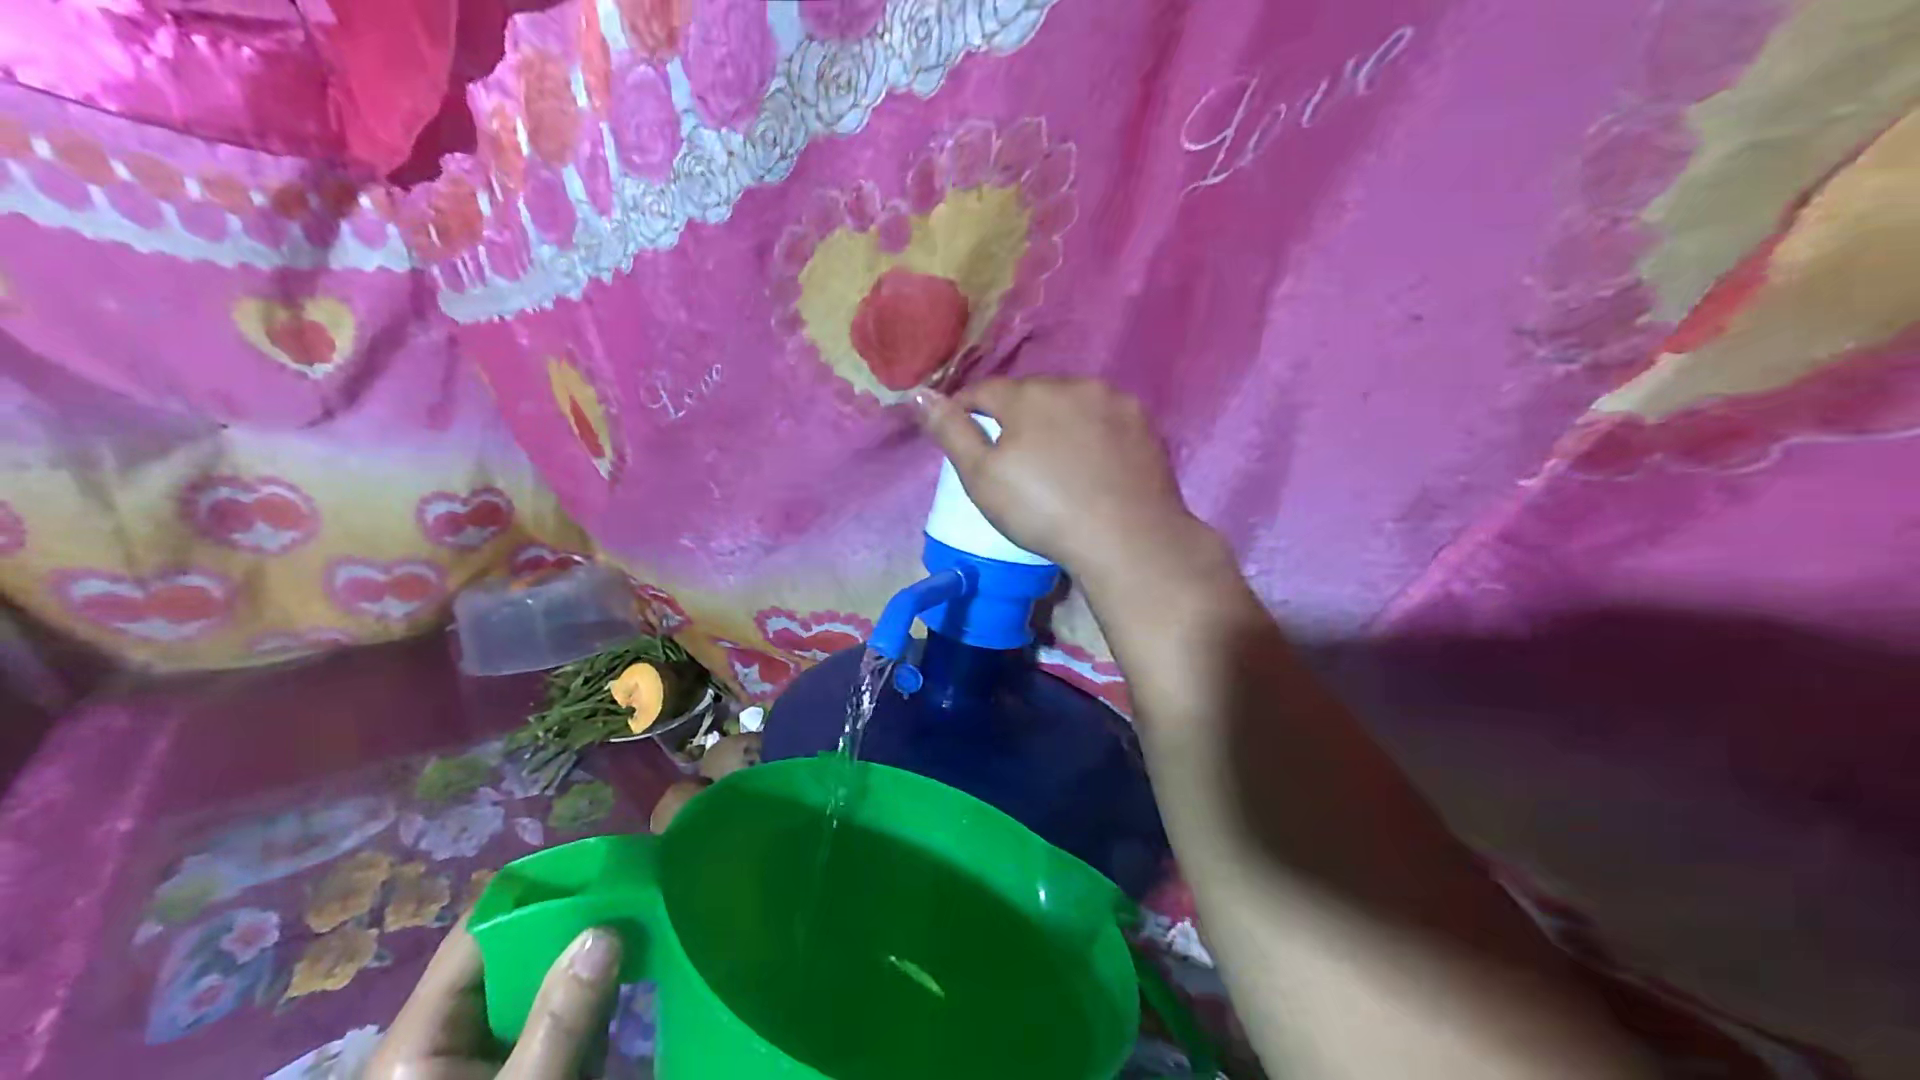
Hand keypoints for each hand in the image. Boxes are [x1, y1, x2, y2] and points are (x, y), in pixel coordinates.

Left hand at [365, 918, 621, 1079]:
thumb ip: (560, 1021)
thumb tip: (605, 928)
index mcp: (419, 1036)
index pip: (478, 933)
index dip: (534, 895)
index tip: (599, 869)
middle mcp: (444, 1033)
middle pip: (514, 956)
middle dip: (571, 941)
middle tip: (633, 918)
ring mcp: (476, 1055)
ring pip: (540, 988)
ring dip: (584, 985)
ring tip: (627, 976)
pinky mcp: (506, 1070)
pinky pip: (548, 1023)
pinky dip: (582, 1020)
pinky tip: (601, 1038)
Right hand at [914, 378, 1208, 581]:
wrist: (1126, 537)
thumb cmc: (1043, 510)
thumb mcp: (982, 477)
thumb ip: (951, 431)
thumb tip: (919, 393)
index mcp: (1027, 395)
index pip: (984, 390)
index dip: (967, 408)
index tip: (961, 430)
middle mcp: (1071, 384)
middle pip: (1029, 393)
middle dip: (1014, 413)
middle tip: (1011, 452)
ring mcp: (1113, 401)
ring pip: (1070, 401)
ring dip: (1055, 418)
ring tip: (1054, 456)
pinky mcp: (1143, 423)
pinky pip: (1104, 416)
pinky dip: (1091, 429)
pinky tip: (1092, 459)